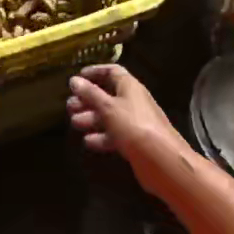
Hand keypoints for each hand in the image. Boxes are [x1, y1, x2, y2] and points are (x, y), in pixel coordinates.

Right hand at [67, 64, 190, 174]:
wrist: (163, 161)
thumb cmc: (134, 126)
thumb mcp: (108, 107)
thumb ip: (90, 93)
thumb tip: (74, 80)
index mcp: (129, 87)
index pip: (111, 72)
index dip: (94, 72)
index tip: (77, 78)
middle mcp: (133, 102)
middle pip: (106, 96)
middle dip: (87, 100)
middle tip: (70, 107)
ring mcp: (134, 123)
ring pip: (108, 116)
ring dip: (90, 119)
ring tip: (75, 124)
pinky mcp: (134, 142)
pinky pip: (114, 134)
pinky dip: (101, 137)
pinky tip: (88, 142)